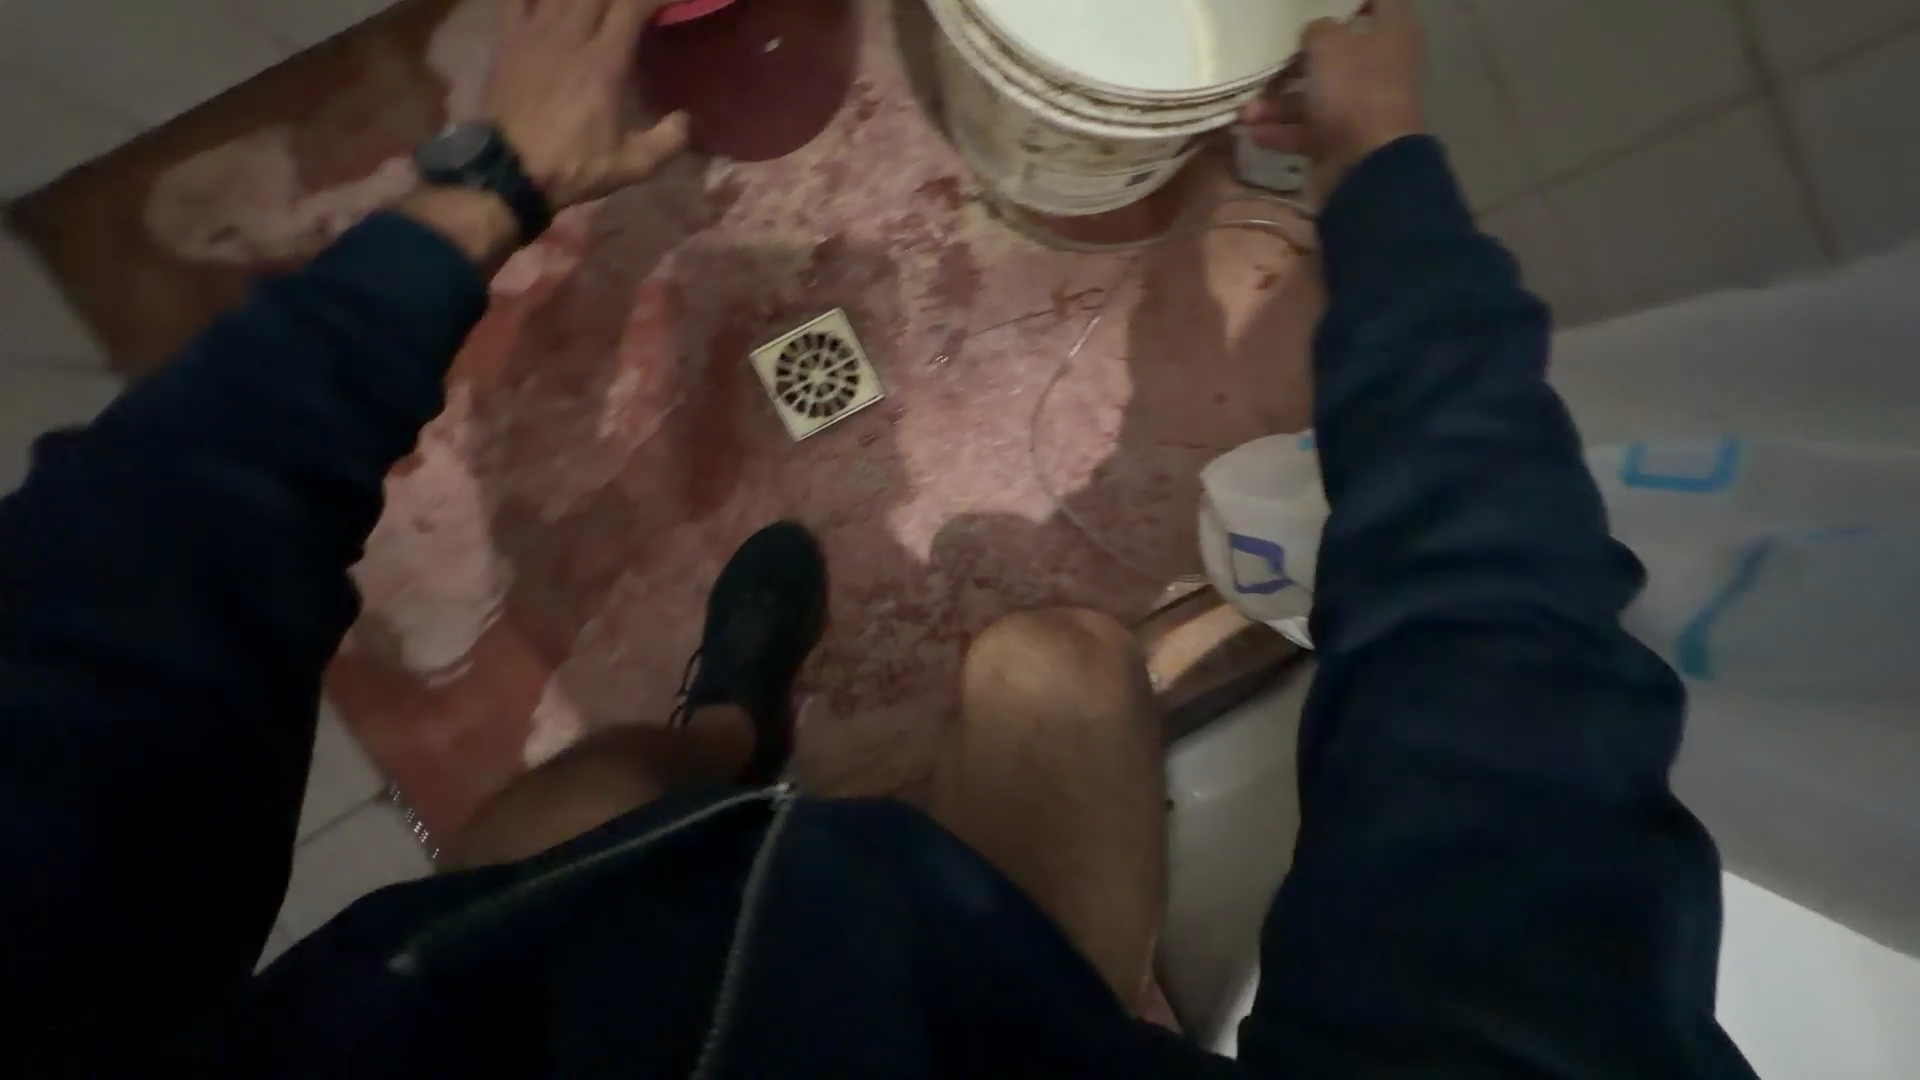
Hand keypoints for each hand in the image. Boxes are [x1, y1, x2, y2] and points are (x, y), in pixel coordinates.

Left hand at [488, 0, 691, 209]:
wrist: (512, 170)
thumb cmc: (577, 167)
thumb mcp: (634, 165)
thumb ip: (669, 139)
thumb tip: (687, 119)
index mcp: (604, 64)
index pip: (632, 7)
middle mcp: (570, 35)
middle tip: (638, 1)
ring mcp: (535, 31)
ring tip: (601, 0)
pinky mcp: (508, 36)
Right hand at [1240, 0, 1425, 196]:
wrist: (1365, 164)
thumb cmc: (1354, 91)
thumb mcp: (1330, 46)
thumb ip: (1317, 30)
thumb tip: (1312, 31)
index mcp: (1391, 30)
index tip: (1313, 3)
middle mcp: (1377, 66)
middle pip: (1336, 53)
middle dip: (1297, 58)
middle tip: (1266, 55)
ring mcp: (1357, 106)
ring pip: (1313, 96)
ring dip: (1277, 103)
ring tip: (1244, 111)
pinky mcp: (1338, 140)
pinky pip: (1304, 130)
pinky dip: (1280, 132)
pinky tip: (1252, 133)